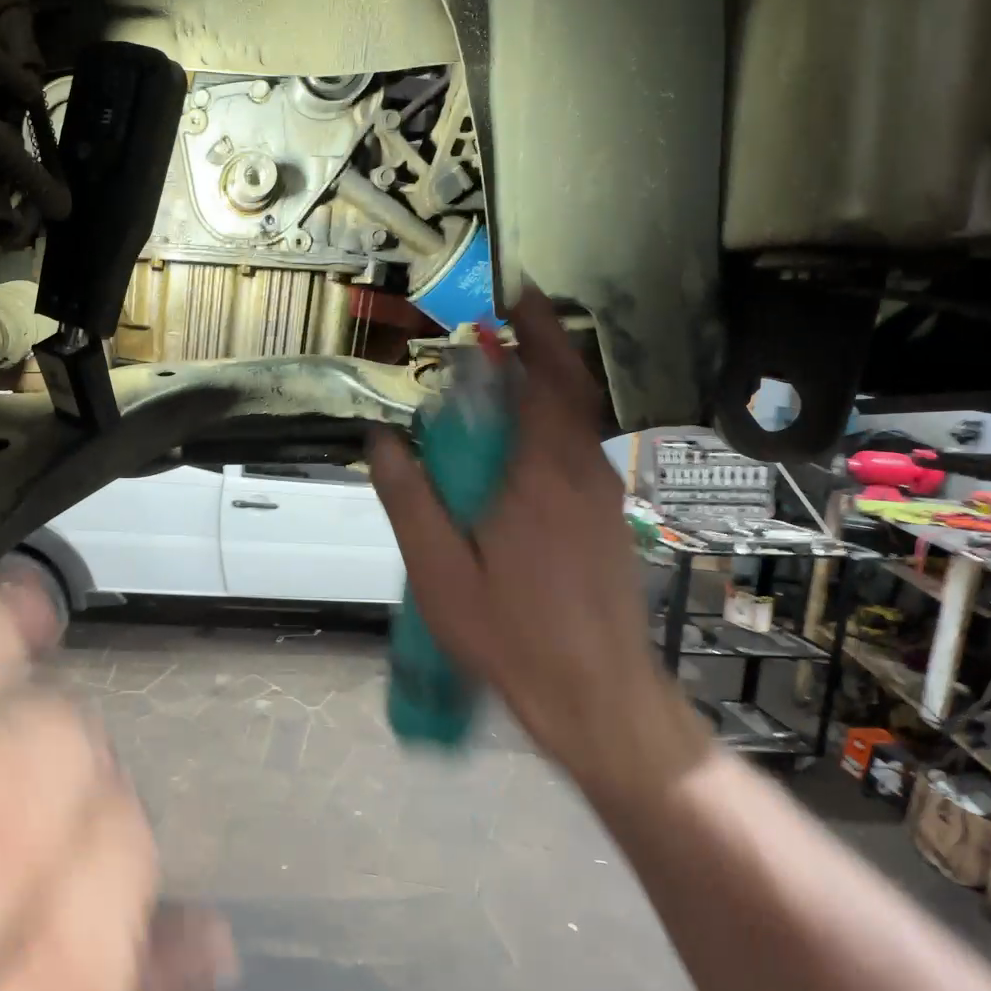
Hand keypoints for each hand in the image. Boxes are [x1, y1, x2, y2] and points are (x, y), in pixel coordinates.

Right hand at [370, 289, 709, 802]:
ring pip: (578, 422)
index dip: (533, 335)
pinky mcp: (608, 522)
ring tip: (508, 377)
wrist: (596, 693)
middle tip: (511, 324)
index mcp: (539, 478)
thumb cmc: (511, 635)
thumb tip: (382, 439)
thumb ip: (410, 499)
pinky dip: (554, 425)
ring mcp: (602, 499)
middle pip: (570, 393)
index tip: (516, 297)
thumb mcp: (438, 571)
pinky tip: (523, 444)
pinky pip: (580, 452)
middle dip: (544, 349)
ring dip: (548, 388)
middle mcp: (581, 476)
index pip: (544, 384)